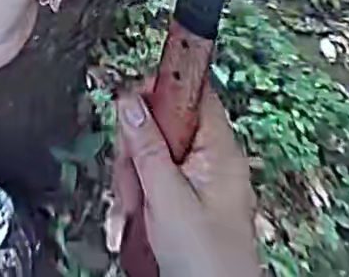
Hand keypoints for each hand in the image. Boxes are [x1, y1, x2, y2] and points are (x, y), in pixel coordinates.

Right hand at [112, 84, 260, 276]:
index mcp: (219, 149)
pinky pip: (158, 177)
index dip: (160, 89)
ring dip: (135, 173)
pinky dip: (142, 191)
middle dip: (137, 144)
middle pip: (165, 122)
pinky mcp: (191, 200)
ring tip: (133, 204)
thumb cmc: (205, 261)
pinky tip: (135, 214)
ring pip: (156, 151)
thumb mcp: (167, 197)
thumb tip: (129, 100)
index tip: (131, 102)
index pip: (191, 92)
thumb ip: (146, 146)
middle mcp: (214, 159)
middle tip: (129, 171)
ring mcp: (203, 181)